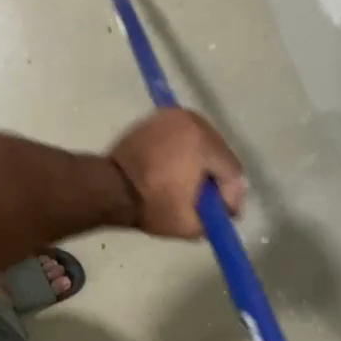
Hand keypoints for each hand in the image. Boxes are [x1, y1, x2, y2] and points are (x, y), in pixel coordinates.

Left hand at [107, 108, 246, 238]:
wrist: (108, 187)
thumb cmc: (151, 204)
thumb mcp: (189, 225)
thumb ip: (216, 218)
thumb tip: (224, 211)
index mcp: (204, 143)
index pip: (232, 170)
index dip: (232, 196)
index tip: (226, 214)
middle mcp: (193, 121)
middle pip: (219, 153)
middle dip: (218, 178)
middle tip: (212, 201)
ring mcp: (173, 116)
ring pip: (202, 142)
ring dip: (203, 163)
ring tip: (194, 186)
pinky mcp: (157, 118)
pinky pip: (183, 136)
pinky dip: (185, 152)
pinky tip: (179, 171)